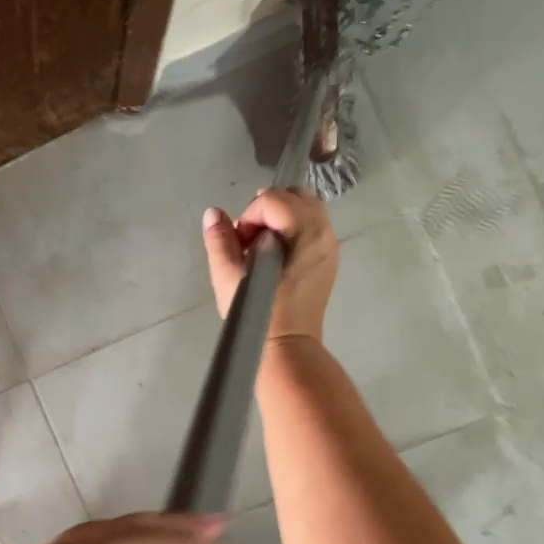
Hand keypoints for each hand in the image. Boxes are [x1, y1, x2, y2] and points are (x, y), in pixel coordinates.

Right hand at [202, 187, 340, 342]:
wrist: (287, 347)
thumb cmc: (258, 313)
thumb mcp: (229, 277)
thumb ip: (220, 241)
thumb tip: (214, 213)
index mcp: (304, 232)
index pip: (272, 200)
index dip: (249, 216)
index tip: (238, 244)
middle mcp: (324, 232)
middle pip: (294, 196)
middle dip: (266, 210)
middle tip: (247, 240)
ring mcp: (330, 245)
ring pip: (305, 209)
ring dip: (279, 218)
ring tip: (259, 247)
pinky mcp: (328, 258)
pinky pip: (311, 226)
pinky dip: (291, 229)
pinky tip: (274, 255)